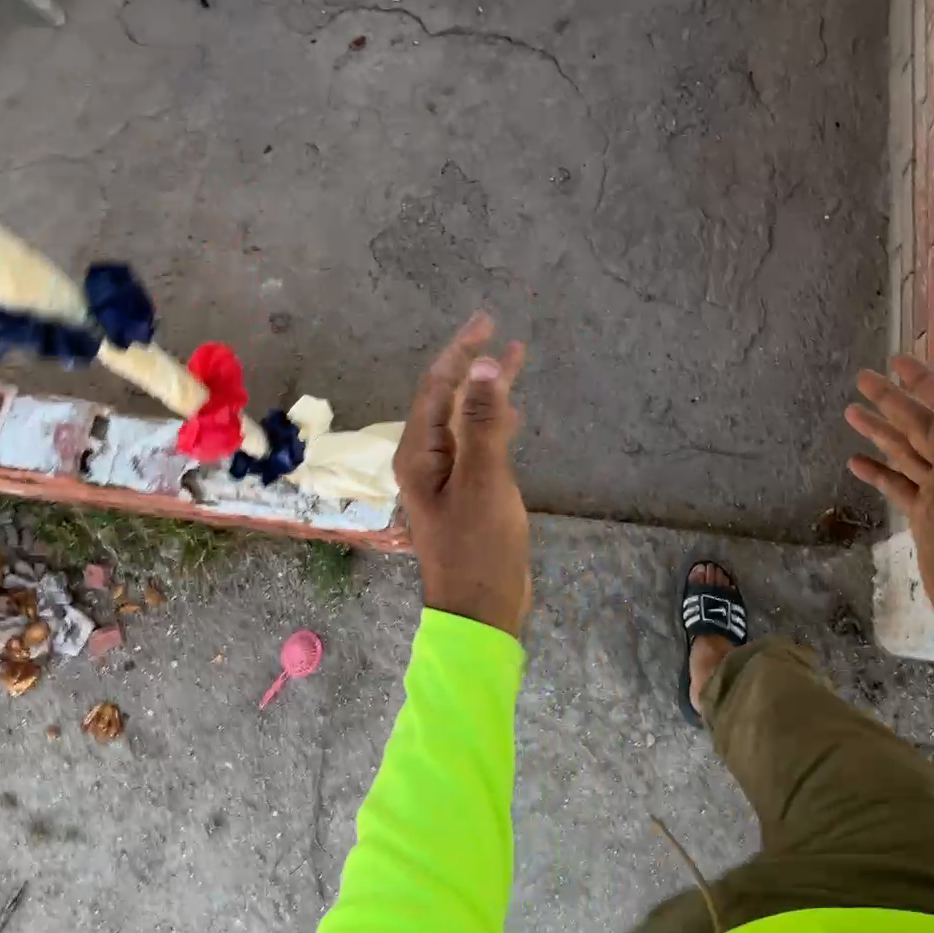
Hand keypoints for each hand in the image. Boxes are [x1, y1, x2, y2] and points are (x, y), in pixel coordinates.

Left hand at [392, 312, 531, 637]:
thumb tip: (482, 366)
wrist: (480, 610)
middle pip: (448, 398)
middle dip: (473, 365)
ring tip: (515, 360)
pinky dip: (494, 421)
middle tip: (499, 332)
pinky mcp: (467, 491)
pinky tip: (511, 413)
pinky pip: (477, 443)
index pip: (436, 387)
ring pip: (465, 419)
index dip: (460, 351)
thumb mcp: (483, 482)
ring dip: (486, 390)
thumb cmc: (478, 547)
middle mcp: (426, 458)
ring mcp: (446, 476)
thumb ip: (481, 423)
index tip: (485, 322)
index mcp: (419, 453)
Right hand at [844, 355, 933, 646]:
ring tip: (851, 413)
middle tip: (863, 379)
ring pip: (908, 453)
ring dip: (882, 433)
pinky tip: (857, 463)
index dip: (924, 384)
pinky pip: (900, 485)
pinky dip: (880, 473)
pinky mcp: (930, 518)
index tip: (896, 362)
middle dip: (894, 401)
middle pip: (922, 426)